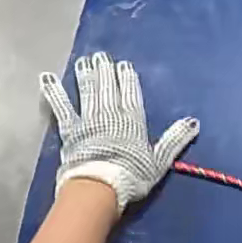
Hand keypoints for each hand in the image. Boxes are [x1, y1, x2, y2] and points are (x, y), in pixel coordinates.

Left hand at [40, 52, 198, 212]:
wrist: (100, 186)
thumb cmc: (132, 176)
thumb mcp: (159, 160)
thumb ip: (174, 139)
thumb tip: (194, 122)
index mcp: (132, 119)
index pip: (130, 92)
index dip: (126, 77)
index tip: (123, 65)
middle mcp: (110, 113)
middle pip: (107, 86)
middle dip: (104, 70)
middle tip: (101, 56)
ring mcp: (88, 119)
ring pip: (87, 90)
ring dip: (85, 74)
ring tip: (83, 61)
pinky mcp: (69, 129)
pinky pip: (60, 106)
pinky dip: (54, 91)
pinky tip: (47, 78)